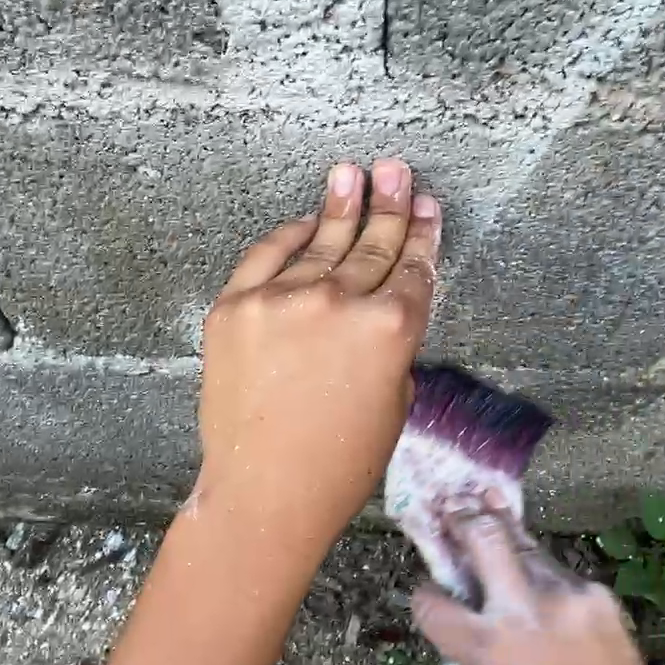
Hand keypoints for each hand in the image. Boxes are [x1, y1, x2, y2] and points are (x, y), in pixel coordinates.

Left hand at [194, 158, 441, 552]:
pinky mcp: (237, 305)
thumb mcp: (394, 404)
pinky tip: (305, 218)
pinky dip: (288, 235)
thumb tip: (381, 312)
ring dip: (342, 204)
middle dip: (392, 205)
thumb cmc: (340, 465)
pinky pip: (266, 255)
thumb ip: (392, 347)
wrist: (263, 493)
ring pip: (324, 241)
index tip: (428, 208)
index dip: (424, 237)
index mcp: (391, 330)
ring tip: (354, 172)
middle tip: (398, 171)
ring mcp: (285, 299)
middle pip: (375, 245)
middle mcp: (342, 303)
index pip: (415, 271)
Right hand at [412, 500, 664, 664]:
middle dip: (463, 516)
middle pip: (483, 536)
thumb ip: (474, 649)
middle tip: (454, 504)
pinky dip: (547, 576)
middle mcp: (522, 611)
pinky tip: (548, 588)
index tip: (427, 591)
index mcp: (487, 650)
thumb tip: (463, 610)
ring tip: (489, 506)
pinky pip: (560, 571)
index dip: (425, 597)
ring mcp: (564, 595)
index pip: (433, 606)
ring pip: (524, 543)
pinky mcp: (596, 593)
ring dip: (505, 534)